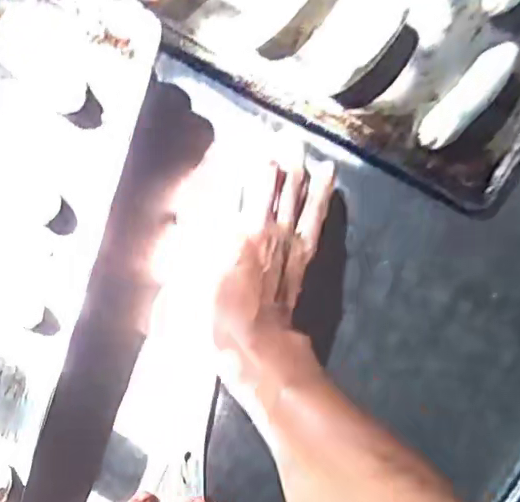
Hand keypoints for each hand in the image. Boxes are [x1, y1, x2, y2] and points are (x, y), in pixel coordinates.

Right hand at [207, 151, 335, 422]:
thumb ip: (195, 251)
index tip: (251, 148)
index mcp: (239, 236)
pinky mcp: (303, 256)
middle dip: (280, 160)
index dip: (251, 167)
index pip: (247, 191)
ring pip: (298, 196)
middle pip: (277, 186)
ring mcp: (289, 242)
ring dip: (300, 170)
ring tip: (302, 146)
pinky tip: (327, 175)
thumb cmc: (217, 322)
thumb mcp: (191, 287)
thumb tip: (192, 222)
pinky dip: (322, 194)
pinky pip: (315, 217)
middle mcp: (268, 231)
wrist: (256, 347)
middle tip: (283, 136)